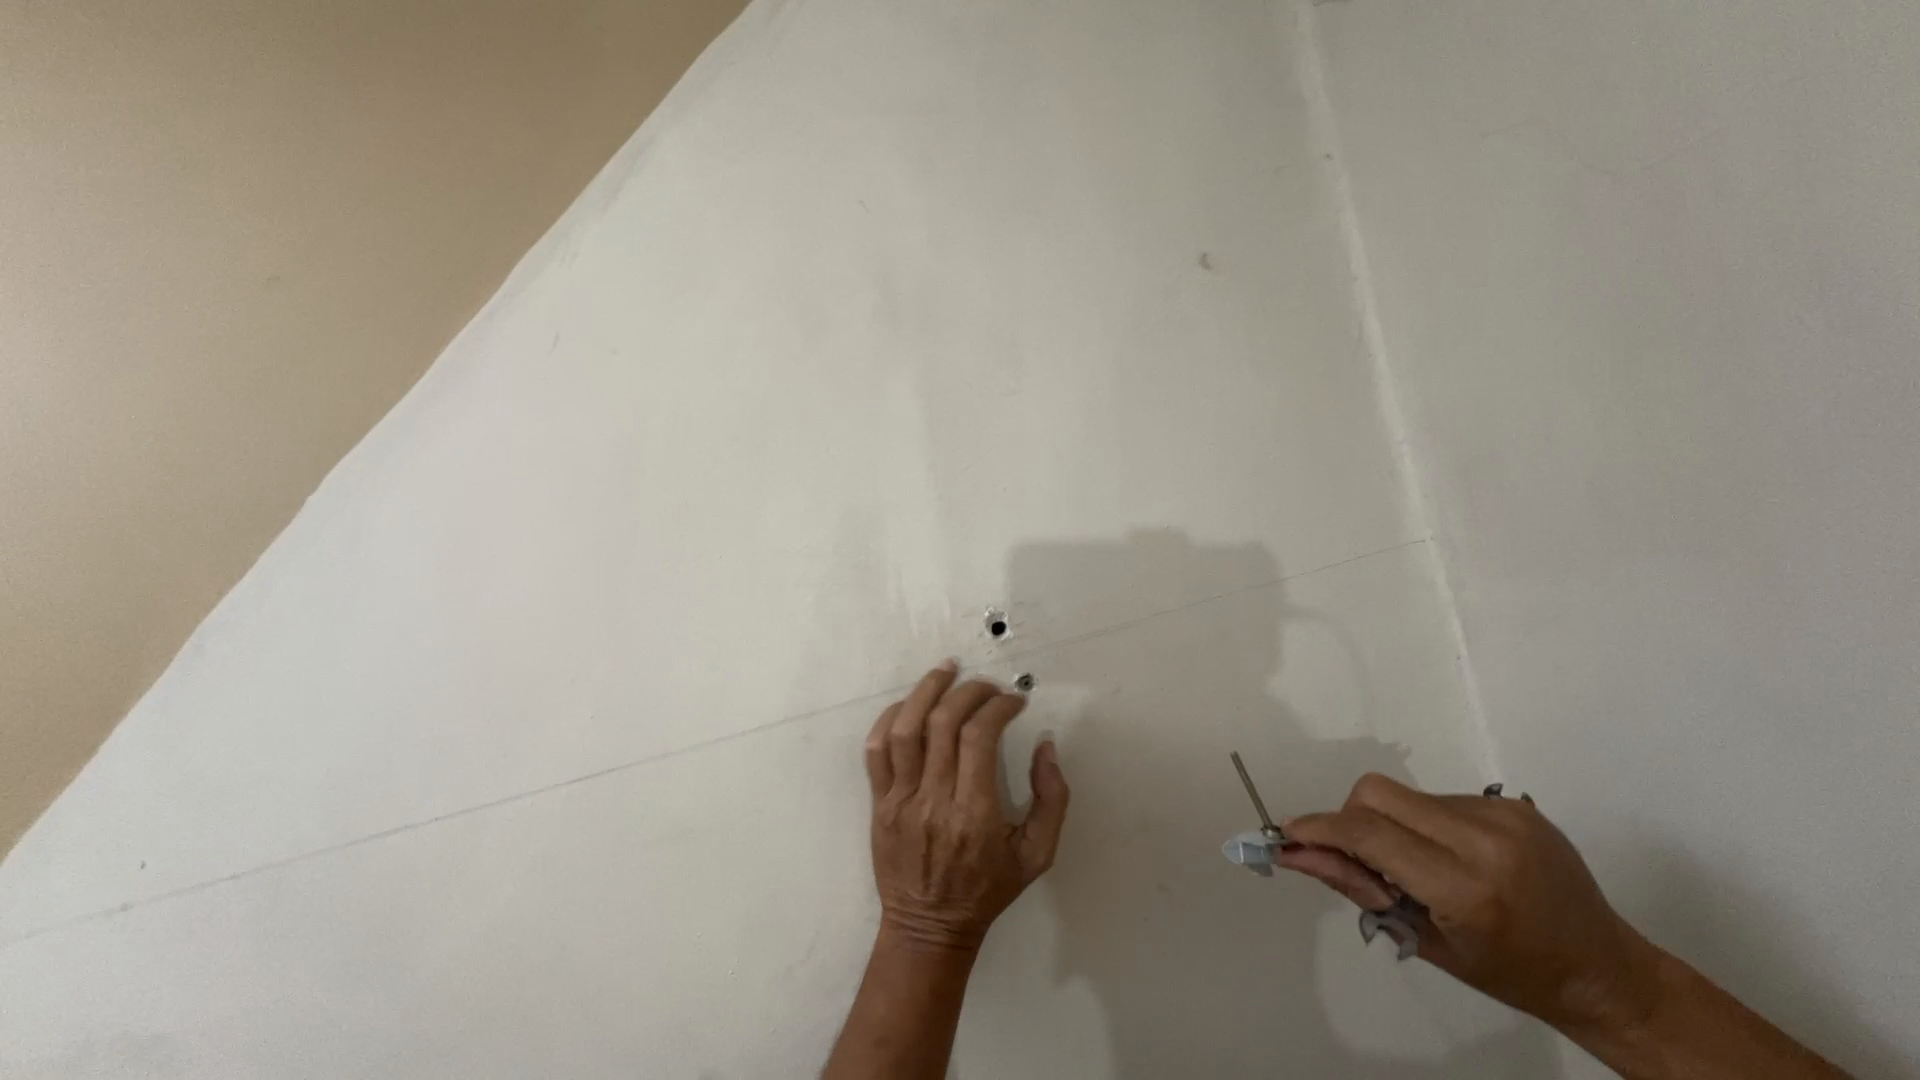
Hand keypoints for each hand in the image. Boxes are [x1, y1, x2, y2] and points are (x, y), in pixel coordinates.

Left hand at [863, 661, 1069, 951]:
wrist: (929, 927)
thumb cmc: (987, 890)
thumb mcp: (1037, 855)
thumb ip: (1051, 800)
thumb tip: (1046, 746)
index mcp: (975, 814)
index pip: (980, 737)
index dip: (998, 707)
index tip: (1015, 701)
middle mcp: (934, 801)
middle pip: (943, 724)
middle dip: (969, 692)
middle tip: (987, 685)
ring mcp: (900, 801)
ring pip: (905, 729)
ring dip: (926, 691)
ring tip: (947, 670)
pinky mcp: (878, 804)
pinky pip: (876, 750)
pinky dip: (890, 718)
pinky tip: (910, 704)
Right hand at [1278, 774, 1660, 1033]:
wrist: (1603, 969)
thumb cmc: (1510, 973)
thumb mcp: (1424, 941)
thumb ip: (1356, 888)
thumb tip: (1294, 853)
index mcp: (1465, 886)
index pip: (1368, 833)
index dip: (1320, 829)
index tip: (1290, 835)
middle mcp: (1485, 838)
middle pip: (1377, 794)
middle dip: (1350, 819)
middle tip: (1360, 860)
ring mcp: (1504, 814)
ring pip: (1405, 794)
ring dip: (1391, 823)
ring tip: (1418, 867)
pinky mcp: (1514, 804)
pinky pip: (1440, 799)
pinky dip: (1425, 823)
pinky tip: (1450, 857)